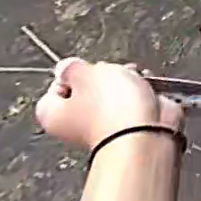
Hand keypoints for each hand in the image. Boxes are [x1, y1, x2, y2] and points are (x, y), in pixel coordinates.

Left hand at [35, 58, 182, 151]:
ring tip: (134, 80)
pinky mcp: (131, 126)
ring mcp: (105, 126)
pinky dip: (143, 93)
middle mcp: (76, 125)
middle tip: (110, 74)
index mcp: (54, 115)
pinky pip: (135, 102)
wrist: (144, 132)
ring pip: (114, 95)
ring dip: (127, 82)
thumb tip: (66, 68)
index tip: (83, 68)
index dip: (70, 76)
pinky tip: (148, 89)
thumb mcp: (85, 74)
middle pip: (86, 91)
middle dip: (103, 77)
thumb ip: (72, 67)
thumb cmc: (111, 109)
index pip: (53, 91)